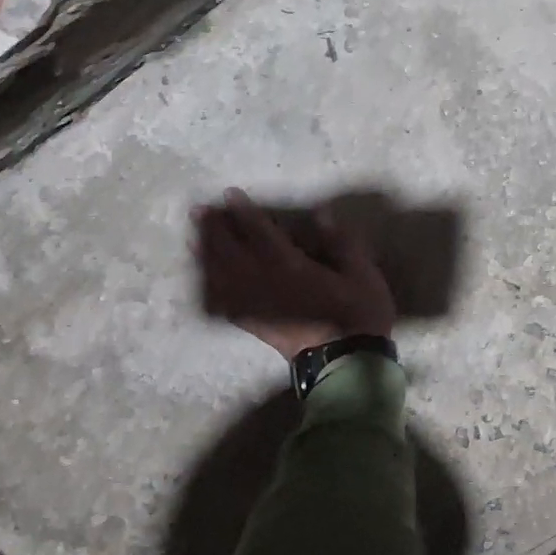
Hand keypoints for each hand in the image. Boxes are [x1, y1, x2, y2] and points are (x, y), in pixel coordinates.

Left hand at [192, 188, 395, 360]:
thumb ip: (342, 242)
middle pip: (229, 251)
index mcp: (291, 267)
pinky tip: (204, 281)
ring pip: (220, 276)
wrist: (347, 360)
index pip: (260, 232)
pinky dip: (209, 289)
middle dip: (213, 229)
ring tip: (192, 238)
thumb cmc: (359, 313)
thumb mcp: (363, 273)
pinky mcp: (254, 324)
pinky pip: (223, 303)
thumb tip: (320, 215)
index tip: (230, 194)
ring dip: (204, 255)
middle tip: (199, 211)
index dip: (244, 212)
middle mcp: (264, 283)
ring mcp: (256, 305)